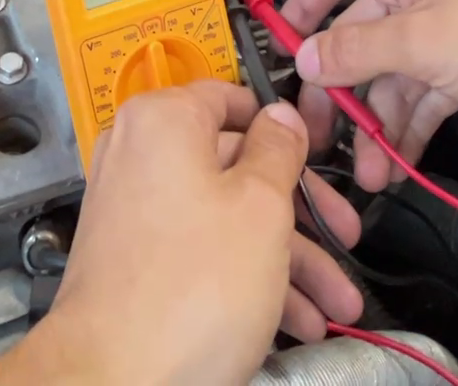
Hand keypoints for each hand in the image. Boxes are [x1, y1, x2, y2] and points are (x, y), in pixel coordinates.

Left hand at [1, 81, 362, 384]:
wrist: (114, 381)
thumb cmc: (188, 290)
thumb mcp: (260, 206)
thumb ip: (279, 150)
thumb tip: (284, 116)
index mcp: (163, 121)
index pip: (231, 99)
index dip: (282, 128)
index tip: (316, 155)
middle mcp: (140, 154)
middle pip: (236, 165)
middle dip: (300, 212)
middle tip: (343, 235)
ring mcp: (134, 208)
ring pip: (224, 215)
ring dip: (286, 257)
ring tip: (333, 305)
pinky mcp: (134, 258)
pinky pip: (199, 248)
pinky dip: (245, 274)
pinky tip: (294, 319)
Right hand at [282, 0, 457, 189]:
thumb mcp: (421, 43)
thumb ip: (354, 52)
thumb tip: (305, 56)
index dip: (298, 18)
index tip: (279, 60)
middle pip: (355, 36)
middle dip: (339, 91)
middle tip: (320, 137)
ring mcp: (441, 22)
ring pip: (388, 72)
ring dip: (376, 121)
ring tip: (366, 172)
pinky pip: (422, 90)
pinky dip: (409, 124)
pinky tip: (396, 162)